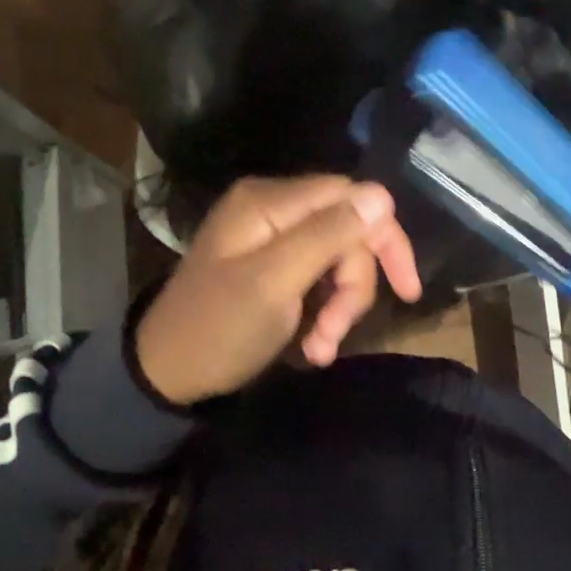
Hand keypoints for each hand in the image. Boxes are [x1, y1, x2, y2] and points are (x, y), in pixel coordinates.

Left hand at [135, 176, 422, 404]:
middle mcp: (274, 210)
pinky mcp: (273, 267)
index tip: (406, 289)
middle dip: (353, 287)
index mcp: (270, 203)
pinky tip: (312, 345)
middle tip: (335, 331)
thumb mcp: (275, 283)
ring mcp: (272, 239)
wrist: (164, 375)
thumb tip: (382, 196)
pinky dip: (323, 313)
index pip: (352, 197)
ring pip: (338, 260)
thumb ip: (327, 236)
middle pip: (348, 233)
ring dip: (339, 308)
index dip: (385, 238)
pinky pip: (318, 279)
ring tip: (319, 349)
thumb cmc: (218, 329)